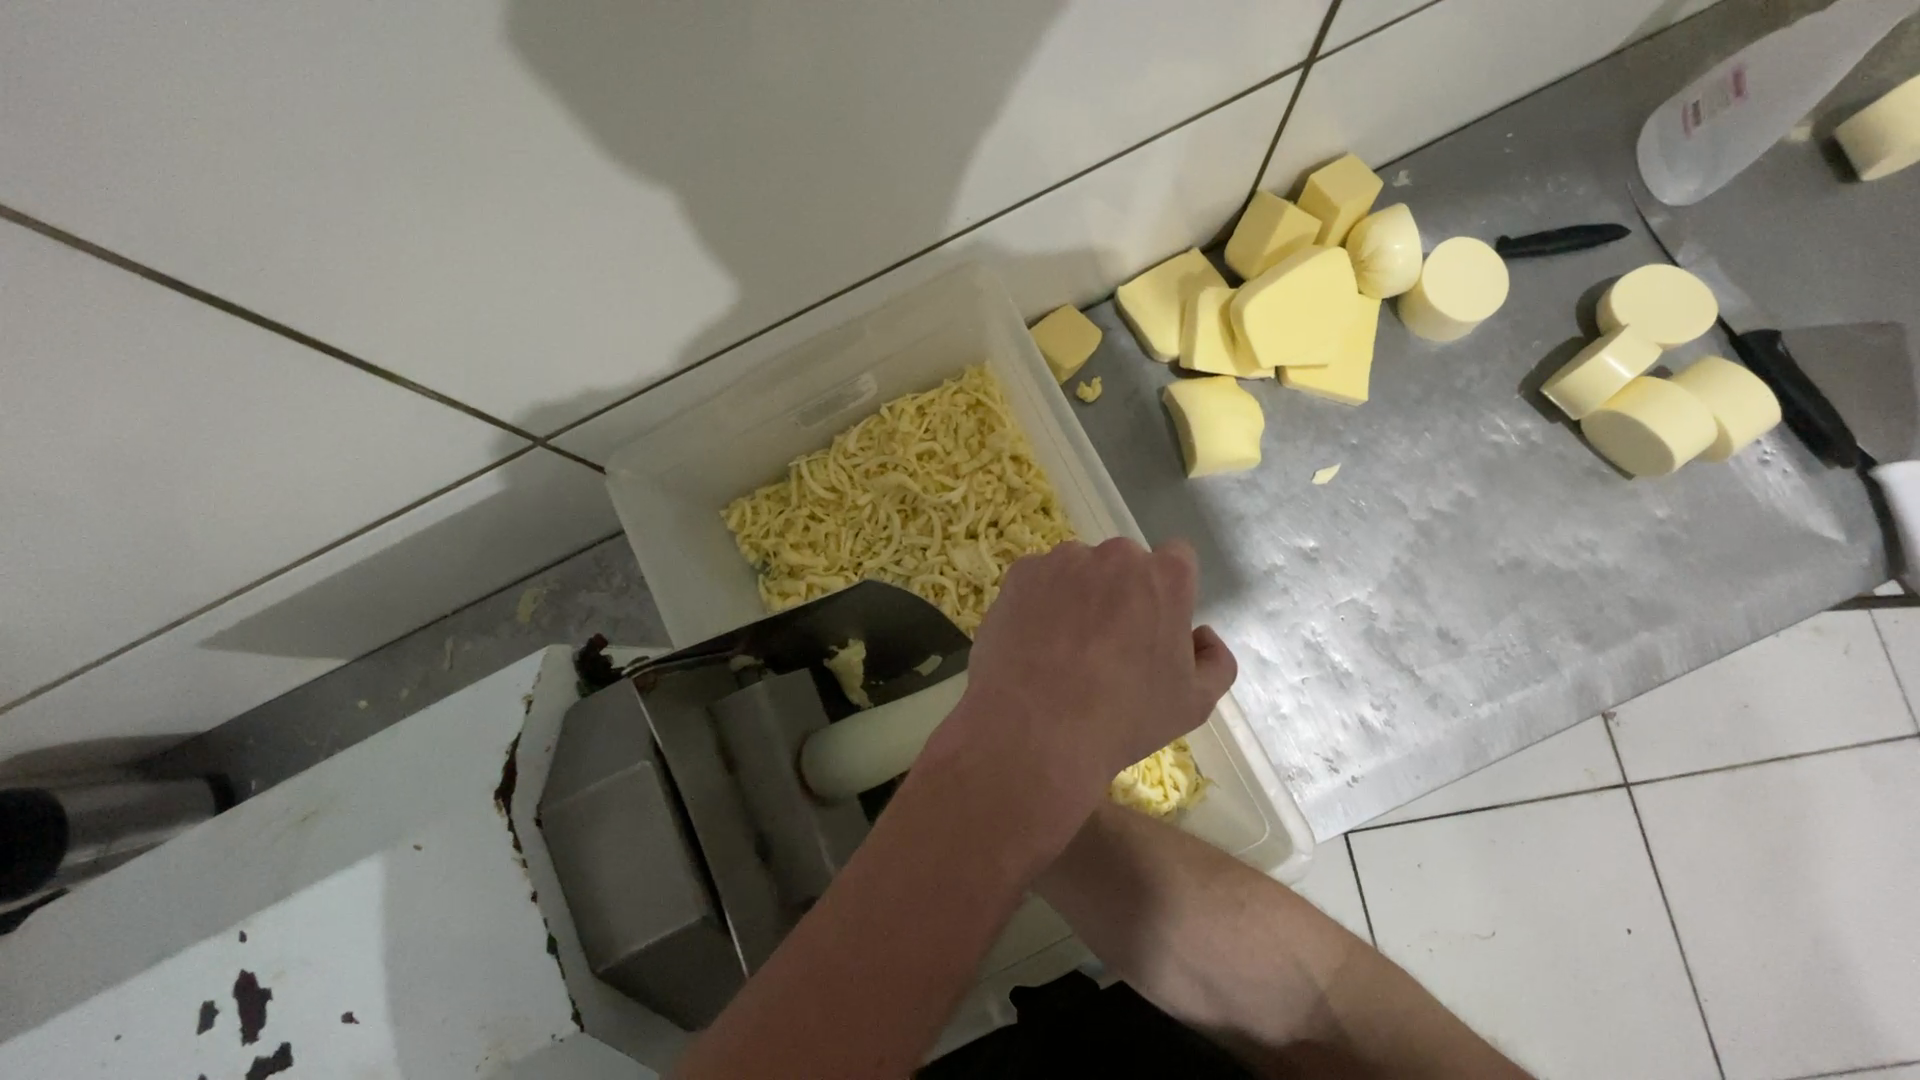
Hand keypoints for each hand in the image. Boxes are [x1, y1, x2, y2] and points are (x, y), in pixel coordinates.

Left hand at [921, 537, 1237, 819]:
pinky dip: (1038, 604)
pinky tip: (1034, 646)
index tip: (1152, 627)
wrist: (1034, 730)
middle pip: (1124, 565)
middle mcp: (1116, 555)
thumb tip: (1202, 635)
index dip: (1166, 593)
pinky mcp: (1021, 574)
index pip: (1177, 561)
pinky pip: (1038, 582)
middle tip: (1106, 646)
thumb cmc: (1124, 719)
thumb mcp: (1194, 704)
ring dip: (1077, 596)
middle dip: (1120, 594)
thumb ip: (1214, 661)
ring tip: (1063, 650)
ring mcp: (1063, 561)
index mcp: (1166, 576)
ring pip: (1078, 571)